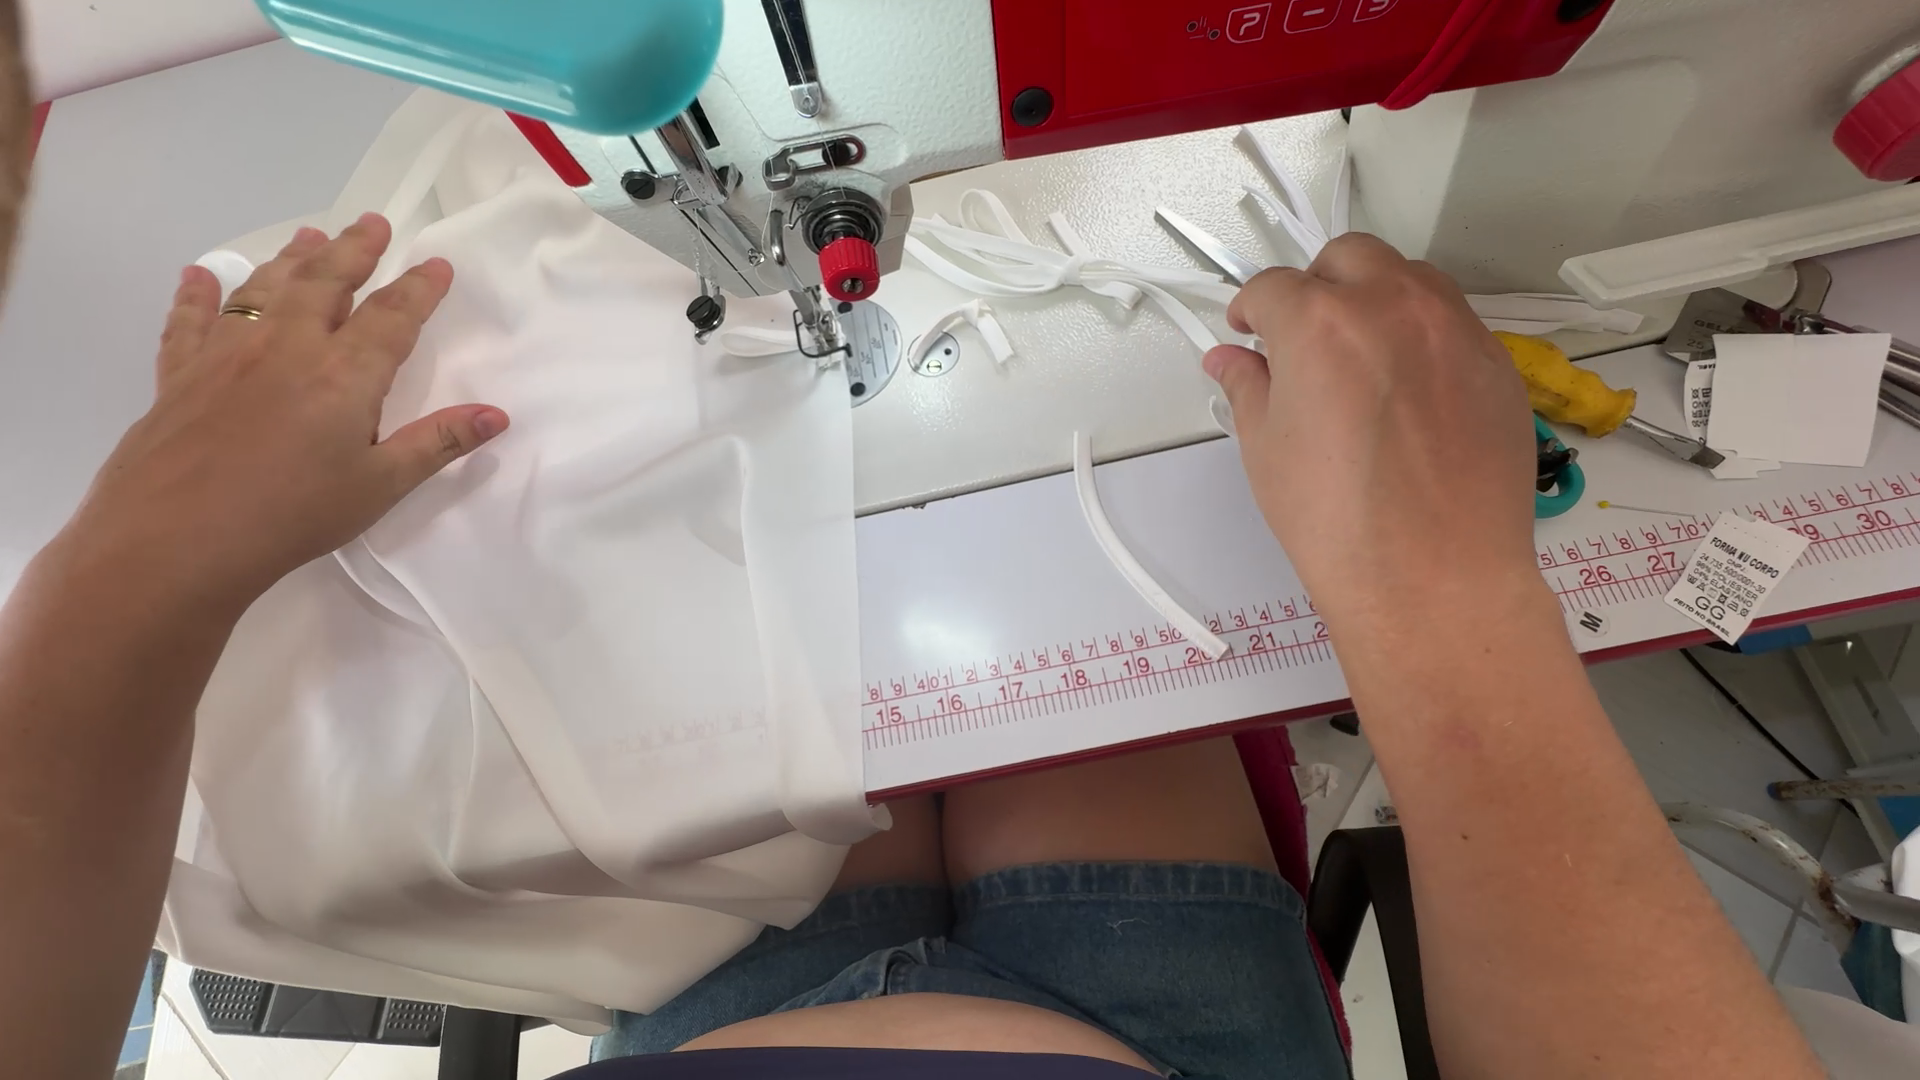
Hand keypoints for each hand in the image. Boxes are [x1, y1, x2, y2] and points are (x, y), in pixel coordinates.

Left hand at [62, 214, 507, 615]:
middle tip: (373, 222)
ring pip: (264, 291)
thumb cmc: (298, 512)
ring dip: (291, 259)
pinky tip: (202, 275)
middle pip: (325, 285)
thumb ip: (440, 442)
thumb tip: (497, 415)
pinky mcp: (181, 375)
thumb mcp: (384, 483)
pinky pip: (190, 322)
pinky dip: (198, 294)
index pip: (391, 318)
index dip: (419, 288)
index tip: (438, 263)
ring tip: (311, 235)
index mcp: (344, 375)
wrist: (178, 539)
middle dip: (354, 252)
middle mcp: (286, 350)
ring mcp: (227, 357)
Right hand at [1202, 233, 1538, 626]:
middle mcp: (1393, 305)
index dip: (1249, 310)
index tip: (1246, 336)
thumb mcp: (1264, 446)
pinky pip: (1449, 323)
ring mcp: (1455, 328)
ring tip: (1355, 359)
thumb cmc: (1329, 514)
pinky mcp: (1497, 362)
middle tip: (1300, 338)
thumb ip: (1246, 386)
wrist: (1429, 573)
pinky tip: (1405, 394)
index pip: (1272, 287)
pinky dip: (1417, 336)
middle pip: (1347, 257)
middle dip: (1314, 284)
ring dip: (1370, 299)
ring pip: (1407, 278)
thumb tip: (1228, 359)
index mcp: (1320, 322)